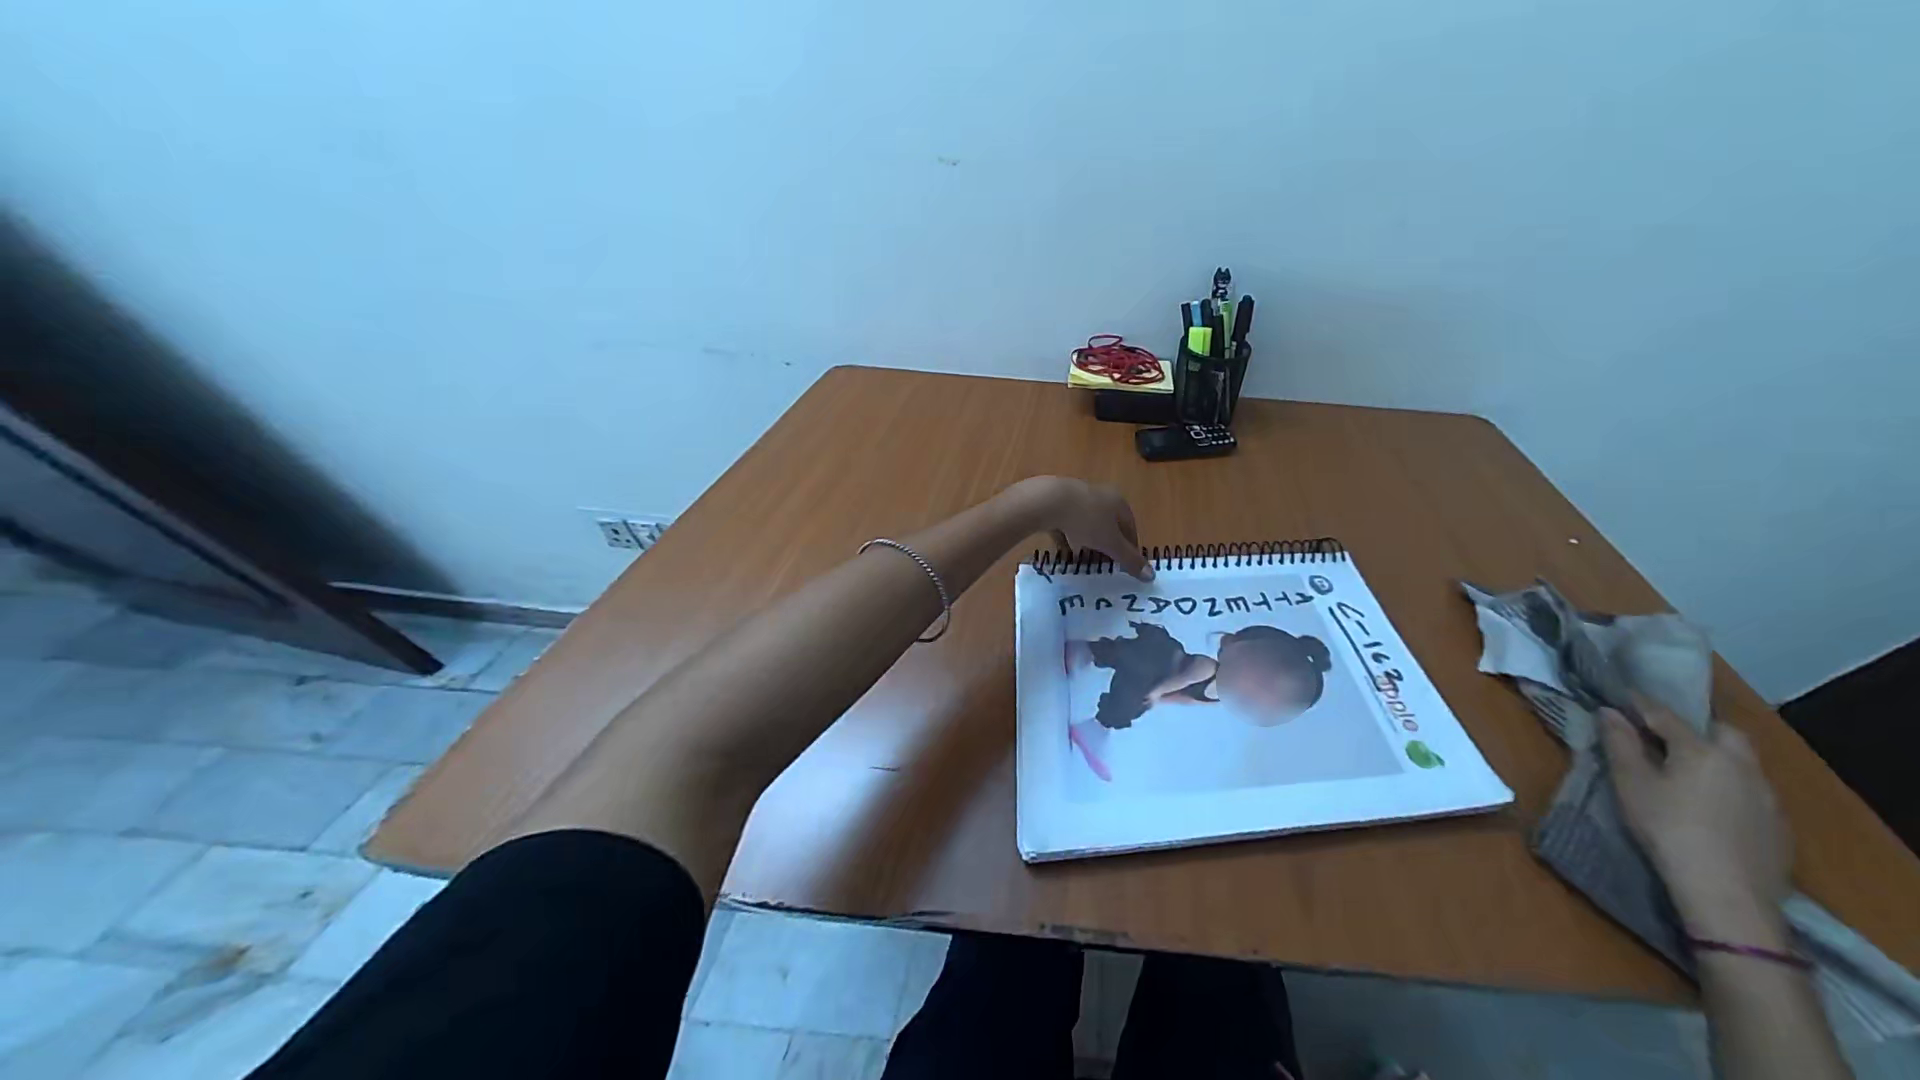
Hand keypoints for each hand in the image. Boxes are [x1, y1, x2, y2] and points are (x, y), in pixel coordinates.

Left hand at [1018, 476, 1152, 580]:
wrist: (1048, 501)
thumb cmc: (1087, 520)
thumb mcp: (1111, 543)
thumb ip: (1129, 559)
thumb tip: (1151, 576)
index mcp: (1118, 502)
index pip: (1130, 528)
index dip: (1129, 548)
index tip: (1126, 566)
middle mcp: (1100, 495)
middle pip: (1108, 526)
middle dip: (1106, 546)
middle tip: (1103, 566)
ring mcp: (1076, 497)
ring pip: (1086, 524)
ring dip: (1086, 542)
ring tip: (1082, 561)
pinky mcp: (1055, 502)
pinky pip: (1065, 524)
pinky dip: (1066, 537)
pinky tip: (1062, 551)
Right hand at [1599, 703, 1791, 943]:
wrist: (1725, 890)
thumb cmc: (1667, 827)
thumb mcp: (1631, 783)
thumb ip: (1620, 744)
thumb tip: (1610, 712)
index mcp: (1703, 751)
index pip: (1667, 716)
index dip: (1641, 704)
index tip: (1621, 694)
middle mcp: (1742, 765)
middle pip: (1723, 732)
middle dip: (1695, 726)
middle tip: (1665, 733)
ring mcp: (1767, 796)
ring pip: (1743, 761)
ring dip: (1715, 755)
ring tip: (1687, 768)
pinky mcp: (1778, 824)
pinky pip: (1752, 789)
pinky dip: (1729, 783)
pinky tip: (1711, 803)